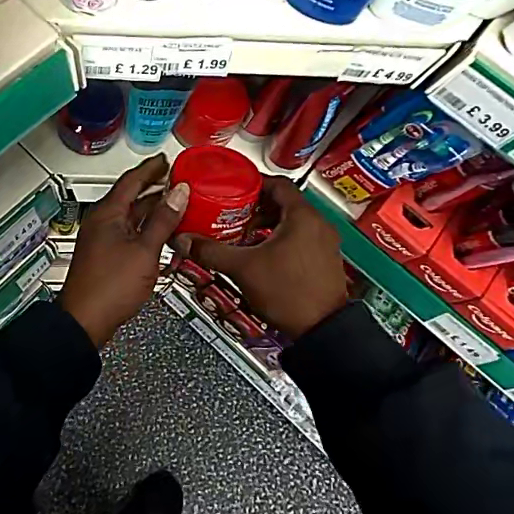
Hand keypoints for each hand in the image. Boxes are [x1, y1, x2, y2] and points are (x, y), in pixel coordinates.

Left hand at [58, 155, 187, 346]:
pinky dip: (147, 229)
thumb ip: (164, 220)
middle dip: (154, 188)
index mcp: (108, 214)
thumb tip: (178, 194)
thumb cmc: (107, 287)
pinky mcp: (107, 256)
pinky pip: (130, 233)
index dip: (151, 169)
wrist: (85, 320)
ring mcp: (103, 240)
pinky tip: (161, 235)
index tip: (165, 161)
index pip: (131, 180)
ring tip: (174, 204)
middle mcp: (102, 223)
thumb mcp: (145, 251)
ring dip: (152, 209)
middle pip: (131, 196)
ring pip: (131, 216)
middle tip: (174, 180)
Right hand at [176, 177, 346, 337]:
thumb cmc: (293, 295)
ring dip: (267, 225)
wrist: (321, 330)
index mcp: (302, 217)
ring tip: (244, 235)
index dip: (253, 183)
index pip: (277, 184)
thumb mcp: (243, 268)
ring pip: (292, 222)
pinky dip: (280, 240)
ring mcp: (324, 244)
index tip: (236, 188)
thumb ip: (212, 251)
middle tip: (235, 213)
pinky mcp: (324, 261)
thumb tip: (188, 241)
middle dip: (256, 207)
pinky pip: (301, 239)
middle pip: (284, 203)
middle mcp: (318, 226)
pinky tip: (262, 256)